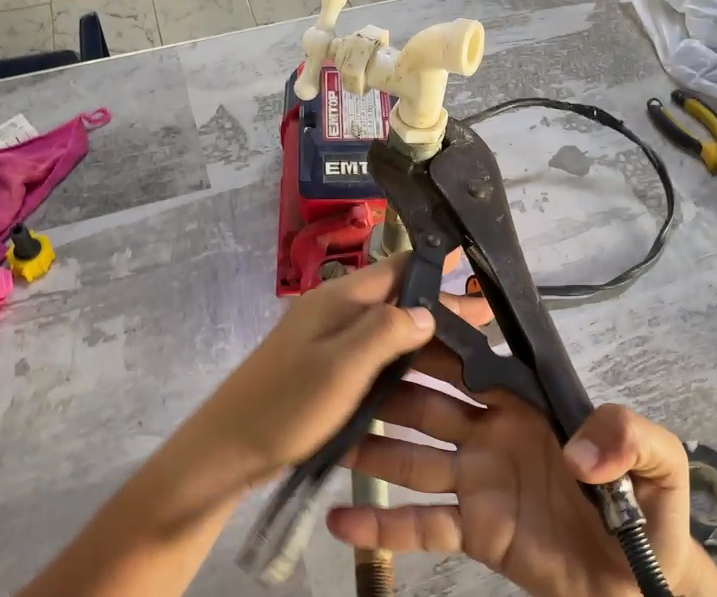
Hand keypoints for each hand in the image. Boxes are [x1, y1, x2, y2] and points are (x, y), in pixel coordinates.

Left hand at [183, 255, 486, 489]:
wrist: (227, 449)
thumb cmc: (286, 405)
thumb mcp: (341, 367)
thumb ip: (386, 332)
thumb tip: (428, 309)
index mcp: (340, 298)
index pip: (399, 267)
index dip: (440, 274)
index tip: (483, 288)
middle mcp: (335, 310)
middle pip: (397, 299)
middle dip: (440, 311)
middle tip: (490, 332)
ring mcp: (327, 340)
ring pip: (386, 330)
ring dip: (423, 340)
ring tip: (470, 360)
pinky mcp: (323, 369)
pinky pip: (371, 357)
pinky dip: (399, 363)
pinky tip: (423, 384)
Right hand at [326, 348, 716, 596]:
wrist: (640, 588)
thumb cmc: (649, 512)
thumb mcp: (660, 464)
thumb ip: (630, 436)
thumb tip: (576, 452)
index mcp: (525, 406)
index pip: (470, 364)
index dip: (433, 344)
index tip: (389, 326)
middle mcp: (489, 434)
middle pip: (428, 404)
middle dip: (388, 388)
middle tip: (340, 375)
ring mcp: (475, 482)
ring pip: (412, 457)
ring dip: (371, 447)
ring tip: (327, 438)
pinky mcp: (472, 530)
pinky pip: (421, 524)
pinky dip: (380, 522)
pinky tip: (340, 518)